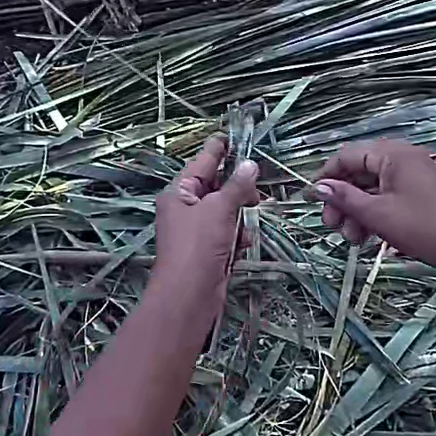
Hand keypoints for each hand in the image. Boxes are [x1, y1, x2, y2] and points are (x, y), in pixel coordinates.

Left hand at [154, 136, 259, 291]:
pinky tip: (241, 246)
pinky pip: (228, 233)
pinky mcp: (208, 250)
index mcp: (179, 192)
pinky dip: (237, 238)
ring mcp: (196, 230)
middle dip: (237, 190)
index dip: (220, 149)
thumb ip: (237, 186)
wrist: (189, 298)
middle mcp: (185, 208)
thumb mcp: (219, 209)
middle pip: (217, 187)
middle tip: (256, 189)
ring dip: (240, 217)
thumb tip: (250, 165)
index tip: (235, 137)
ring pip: (227, 211)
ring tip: (245, 226)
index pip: (203, 162)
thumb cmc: (197, 247)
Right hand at [312, 140, 435, 267]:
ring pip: (372, 188)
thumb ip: (345, 198)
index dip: (326, 177)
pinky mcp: (420, 192)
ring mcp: (412, 175)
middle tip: (331, 226)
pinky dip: (374, 213)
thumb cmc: (423, 226)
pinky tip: (367, 236)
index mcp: (392, 154)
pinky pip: (388, 196)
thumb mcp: (377, 214)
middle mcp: (402, 158)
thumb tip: (319, 187)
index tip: (312, 199)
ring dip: (356, 211)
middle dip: (342, 200)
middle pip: (359, 173)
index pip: (346, 156)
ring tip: (352, 239)